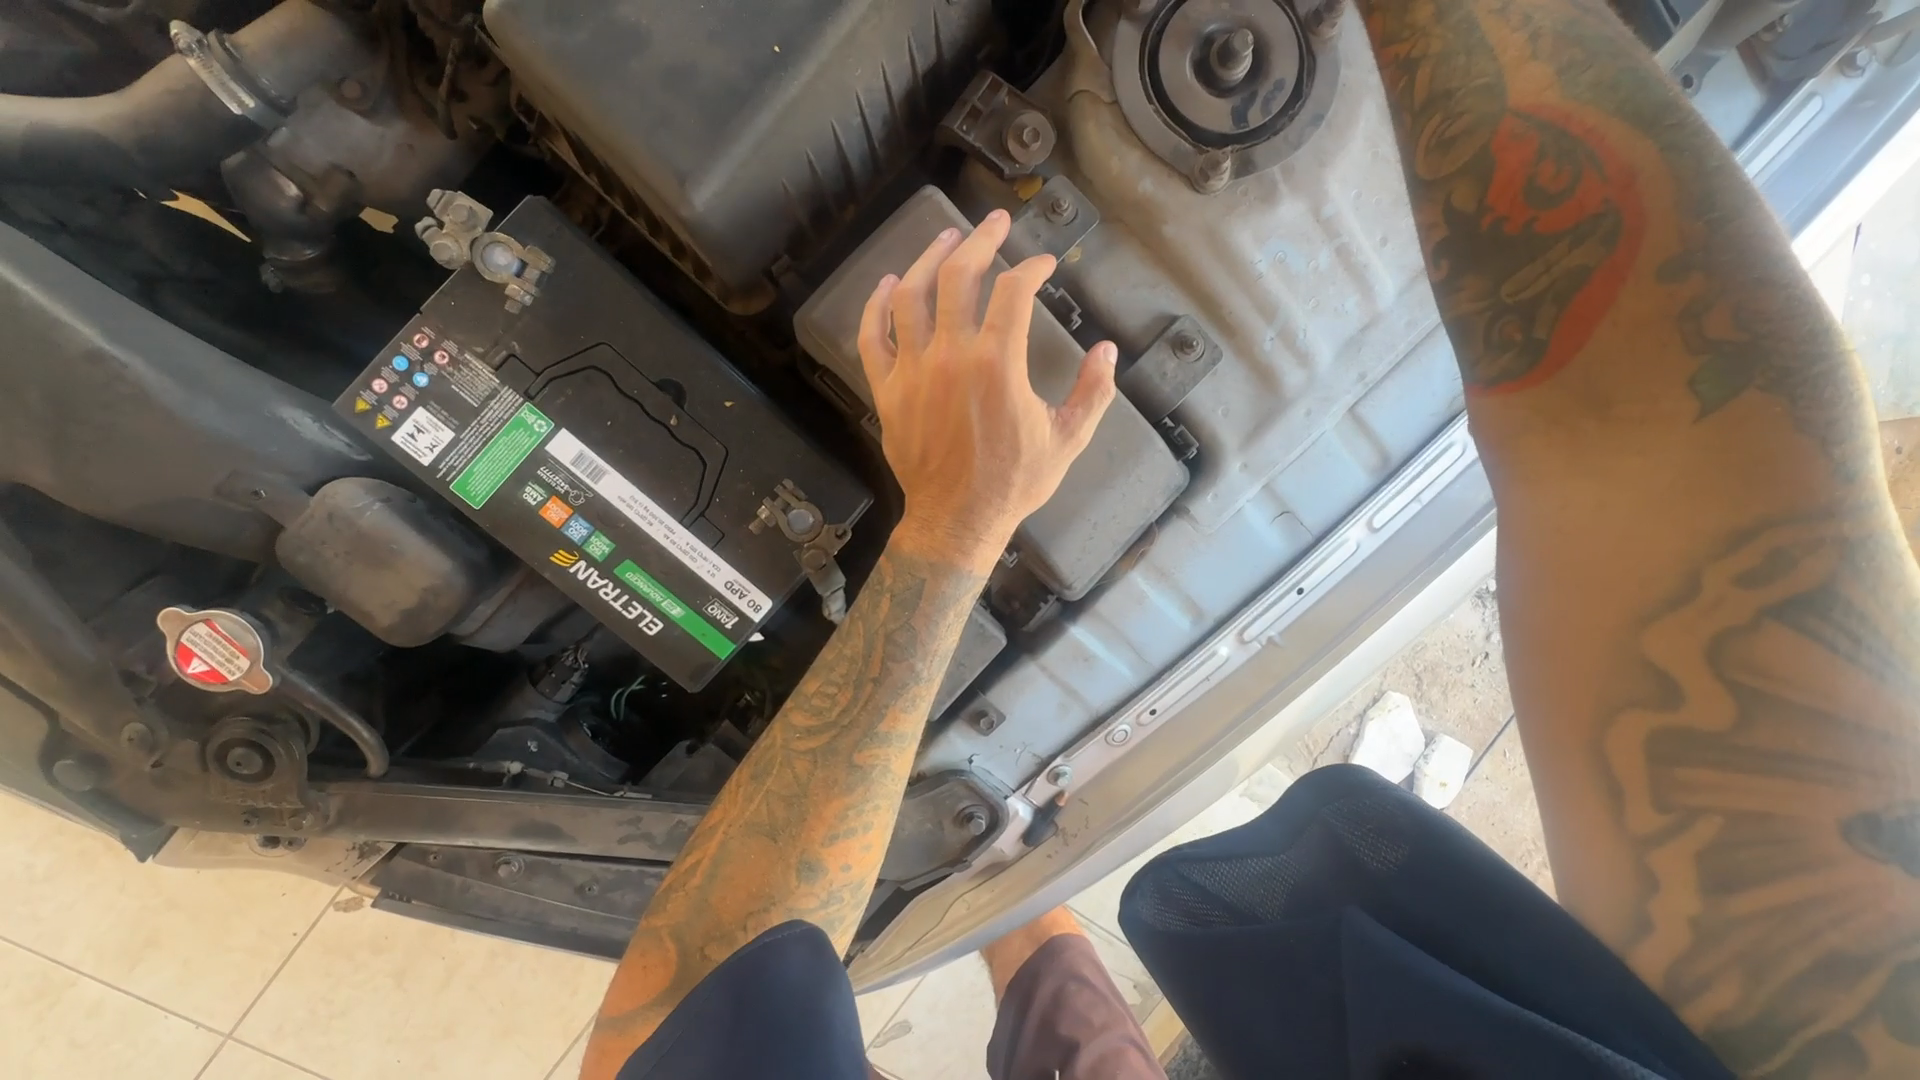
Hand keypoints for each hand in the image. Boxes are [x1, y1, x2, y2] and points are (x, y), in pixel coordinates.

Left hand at [857, 208, 1116, 572]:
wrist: (956, 522)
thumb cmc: (1013, 484)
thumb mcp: (1067, 441)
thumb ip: (1093, 393)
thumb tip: (1107, 350)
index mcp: (998, 364)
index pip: (1013, 291)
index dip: (1032, 268)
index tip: (1045, 265)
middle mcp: (950, 356)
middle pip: (958, 277)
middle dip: (980, 240)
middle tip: (995, 221)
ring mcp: (912, 372)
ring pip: (910, 296)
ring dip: (928, 258)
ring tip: (947, 238)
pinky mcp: (887, 392)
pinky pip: (872, 338)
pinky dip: (876, 306)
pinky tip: (889, 284)